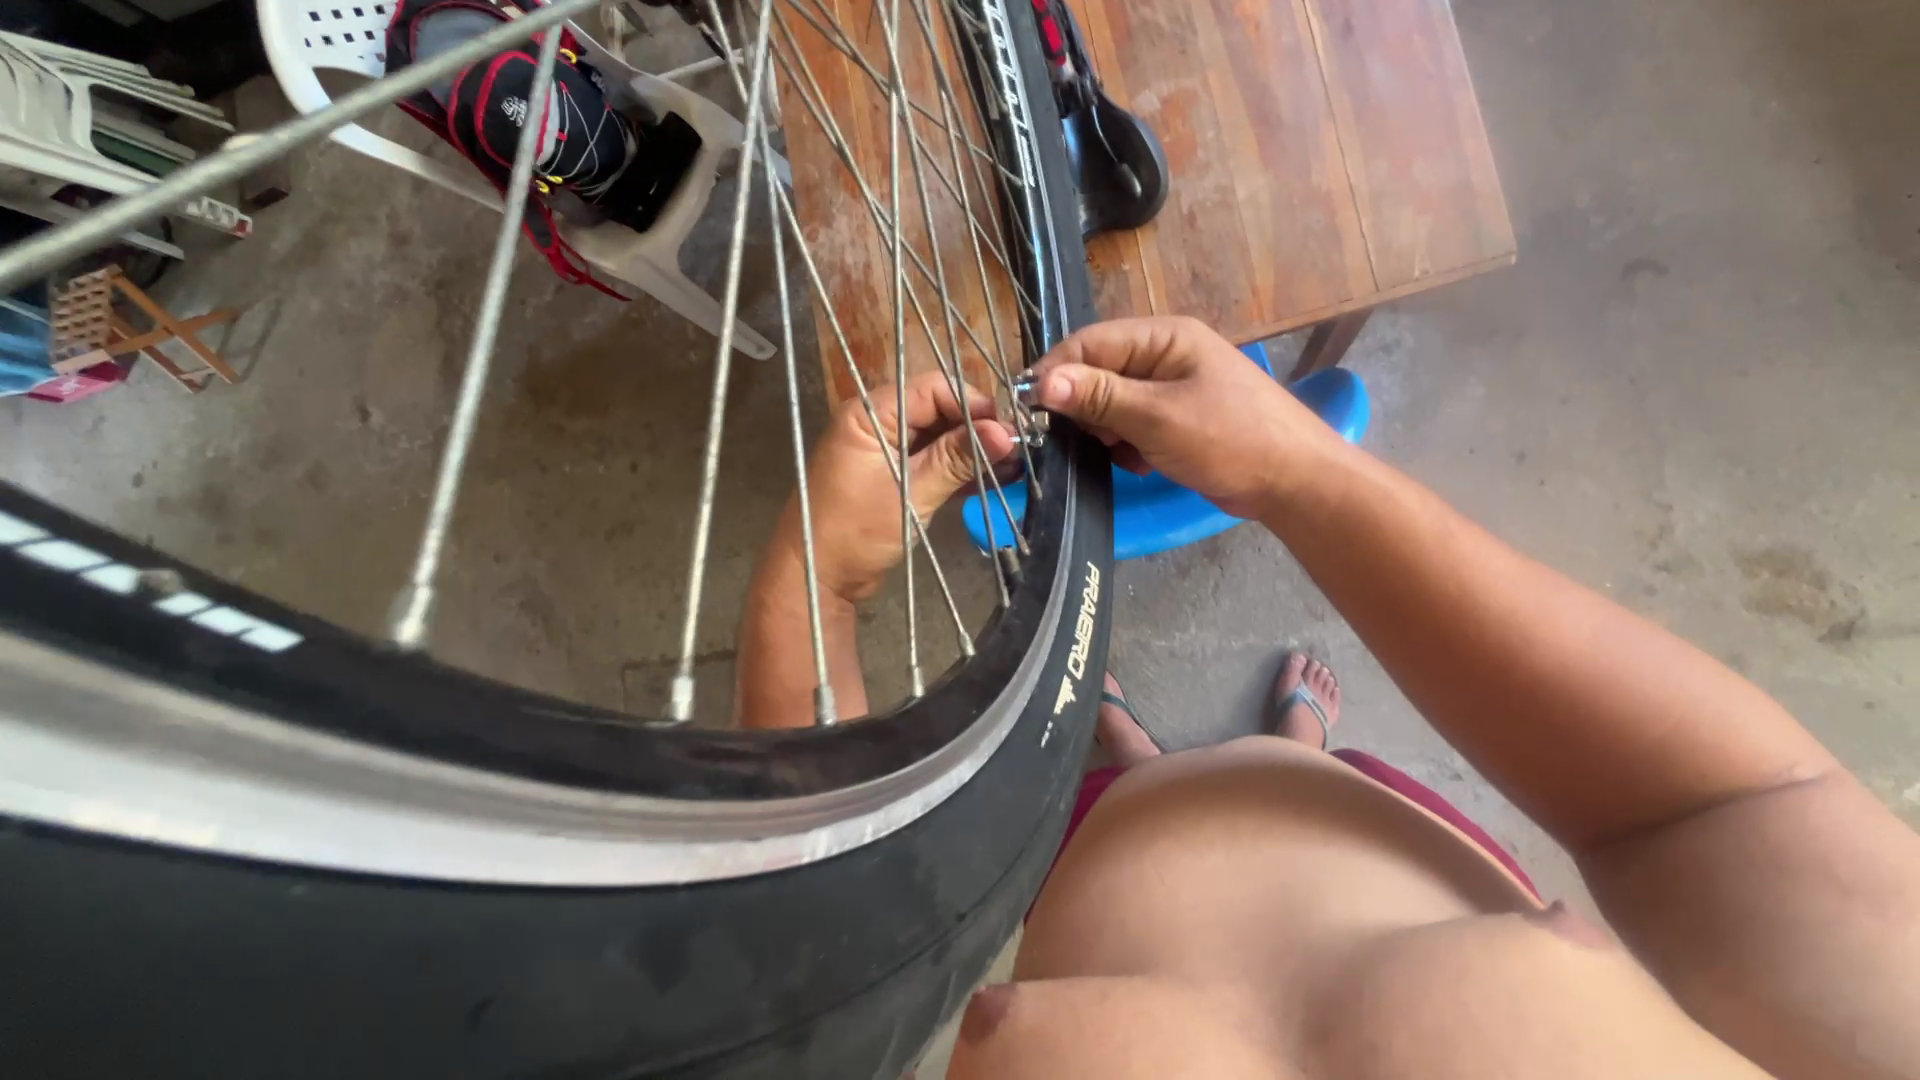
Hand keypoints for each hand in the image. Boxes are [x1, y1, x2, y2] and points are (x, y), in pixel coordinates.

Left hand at [769, 371, 1015, 602]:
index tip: (1005, 428)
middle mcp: (876, 423)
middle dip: (976, 428)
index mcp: (869, 414)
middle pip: (937, 410)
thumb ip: (956, 460)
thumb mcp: (910, 494)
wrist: (816, 578)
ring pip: (938, 437)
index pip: (930, 389)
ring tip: (1012, 466)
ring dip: (971, 451)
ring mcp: (884, 450)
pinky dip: (957, 470)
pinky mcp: (893, 476)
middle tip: (1015, 448)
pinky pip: (931, 461)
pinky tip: (991, 480)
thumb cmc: (854, 533)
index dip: (971, 403)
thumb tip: (1004, 433)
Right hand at [1031, 316, 1348, 518]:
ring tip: (1121, 453)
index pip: (1091, 342)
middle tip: (1088, 439)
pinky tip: (1139, 463)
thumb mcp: (1157, 416)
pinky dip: (1126, 445)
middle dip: (1086, 407)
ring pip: (1112, 403)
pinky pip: (1131, 425)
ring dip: (1107, 431)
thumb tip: (1041, 382)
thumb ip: (1099, 396)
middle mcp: (1164, 355)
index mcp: (1164, 337)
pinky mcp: (1175, 419)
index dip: (1057, 371)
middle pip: (1099, 372)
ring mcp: (1171, 389)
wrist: (1293, 482)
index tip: (1027, 407)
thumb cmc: (1229, 439)